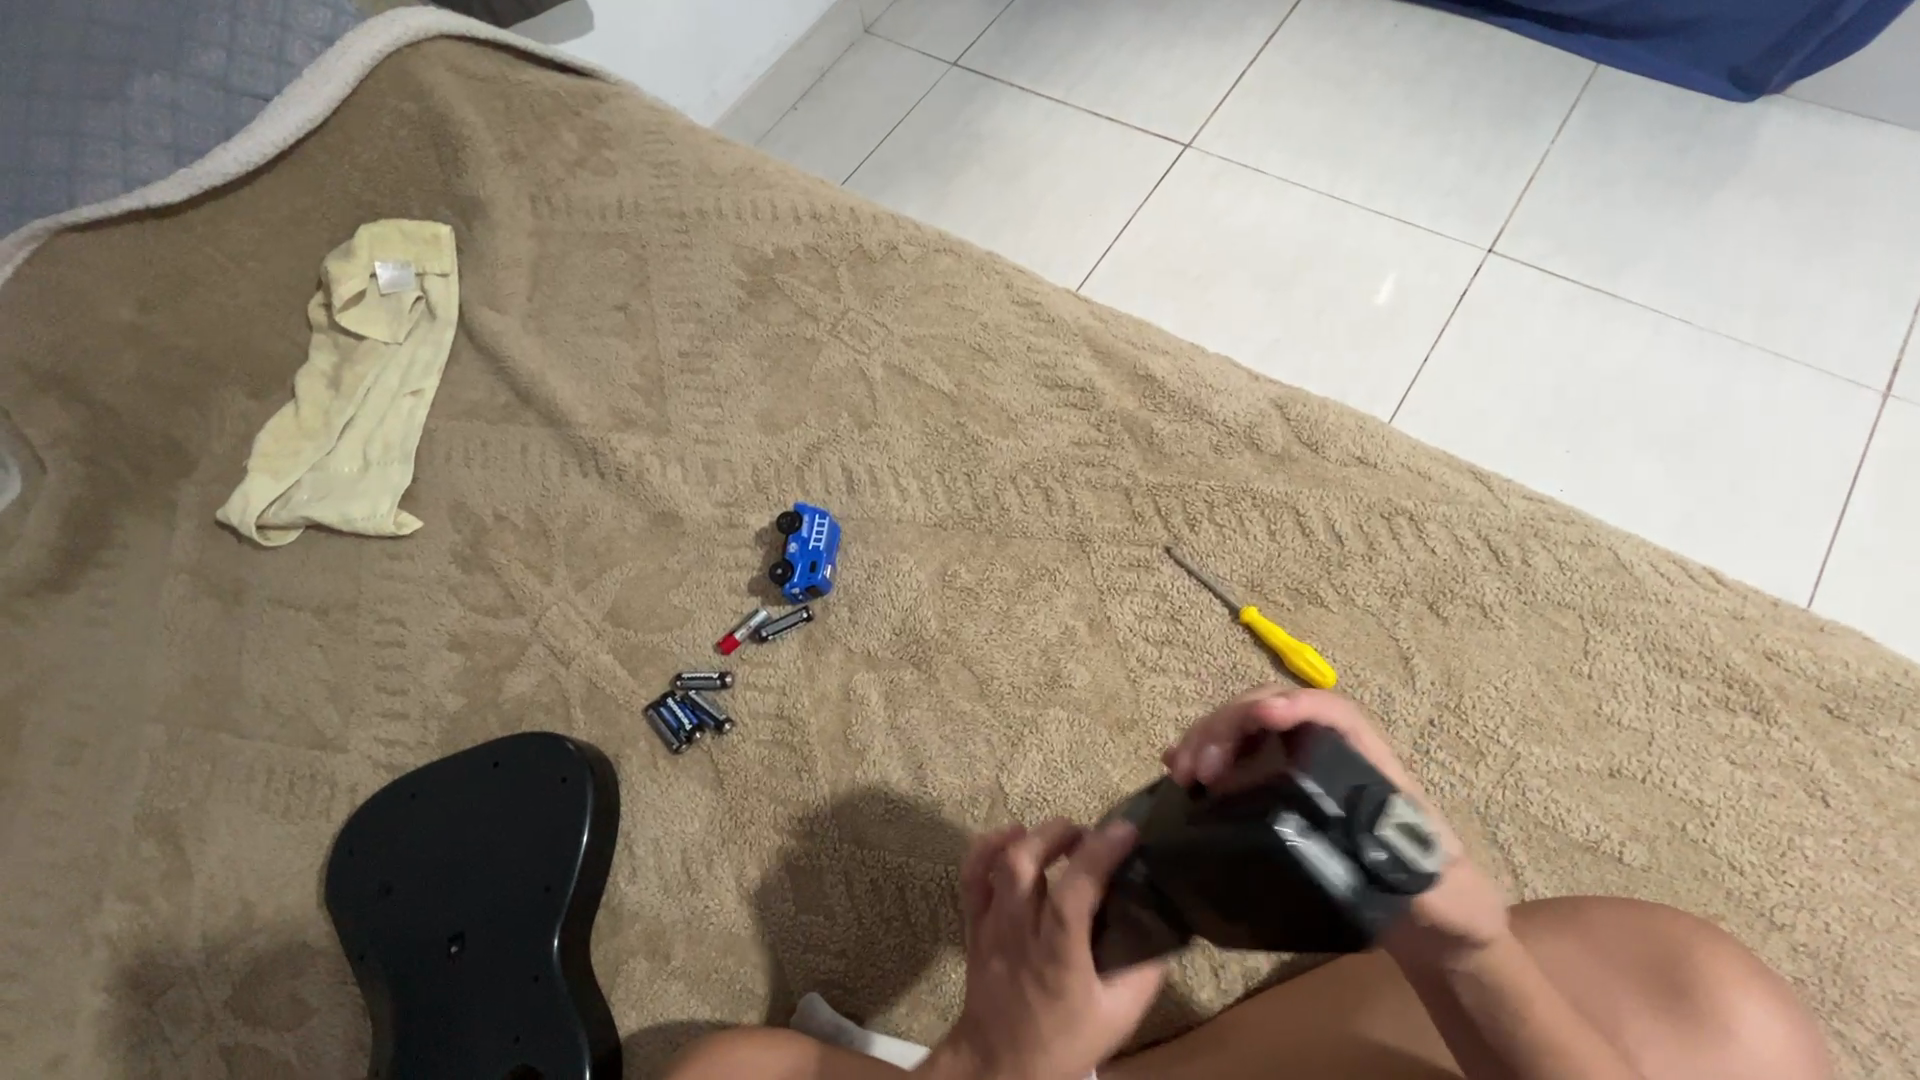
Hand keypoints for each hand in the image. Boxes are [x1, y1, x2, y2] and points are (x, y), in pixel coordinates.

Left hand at [919, 820, 1166, 1079]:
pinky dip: (987, 846)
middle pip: (1024, 865)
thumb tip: (1164, 925)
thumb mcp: (1117, 1018)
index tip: (1125, 830)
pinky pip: (971, 876)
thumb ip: (1144, 972)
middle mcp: (1019, 933)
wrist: (999, 1065)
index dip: (1098, 855)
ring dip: (1029, 835)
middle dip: (1058, 834)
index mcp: (1058, 959)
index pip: (1072, 894)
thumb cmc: (1062, 1041)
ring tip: (1059, 832)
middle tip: (1089, 833)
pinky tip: (1012, 835)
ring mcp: (990, 925)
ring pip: (997, 864)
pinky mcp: (973, 923)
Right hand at [1162, 686, 1511, 969]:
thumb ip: (1414, 867)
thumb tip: (1373, 842)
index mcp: (1372, 766)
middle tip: (1195, 766)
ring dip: (1208, 738)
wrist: (1436, 925)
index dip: (1296, 704)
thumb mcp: (1442, 892)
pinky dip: (1204, 754)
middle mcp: (1330, 755)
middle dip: (1228, 725)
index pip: (1333, 713)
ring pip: (1247, 729)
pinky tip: (1178, 766)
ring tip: (1180, 771)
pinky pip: (1236, 756)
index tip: (1262, 716)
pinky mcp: (1279, 792)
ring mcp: (1300, 770)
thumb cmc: (1443, 902)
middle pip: (1273, 711)